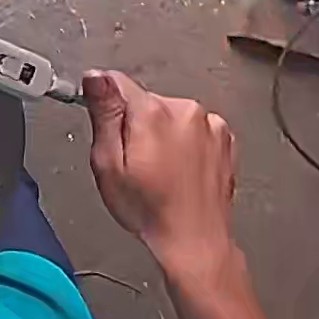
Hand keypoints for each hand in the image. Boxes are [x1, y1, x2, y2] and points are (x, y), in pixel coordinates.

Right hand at [81, 70, 239, 279]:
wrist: (194, 241)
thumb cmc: (151, 210)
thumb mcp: (108, 162)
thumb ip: (103, 113)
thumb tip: (95, 77)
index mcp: (152, 113)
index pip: (116, 81)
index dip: (104, 103)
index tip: (106, 126)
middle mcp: (185, 111)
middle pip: (143, 100)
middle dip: (133, 123)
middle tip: (132, 160)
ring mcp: (209, 125)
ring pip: (167, 114)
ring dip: (159, 133)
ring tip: (157, 170)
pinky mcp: (223, 138)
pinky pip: (190, 128)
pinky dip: (182, 143)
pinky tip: (176, 170)